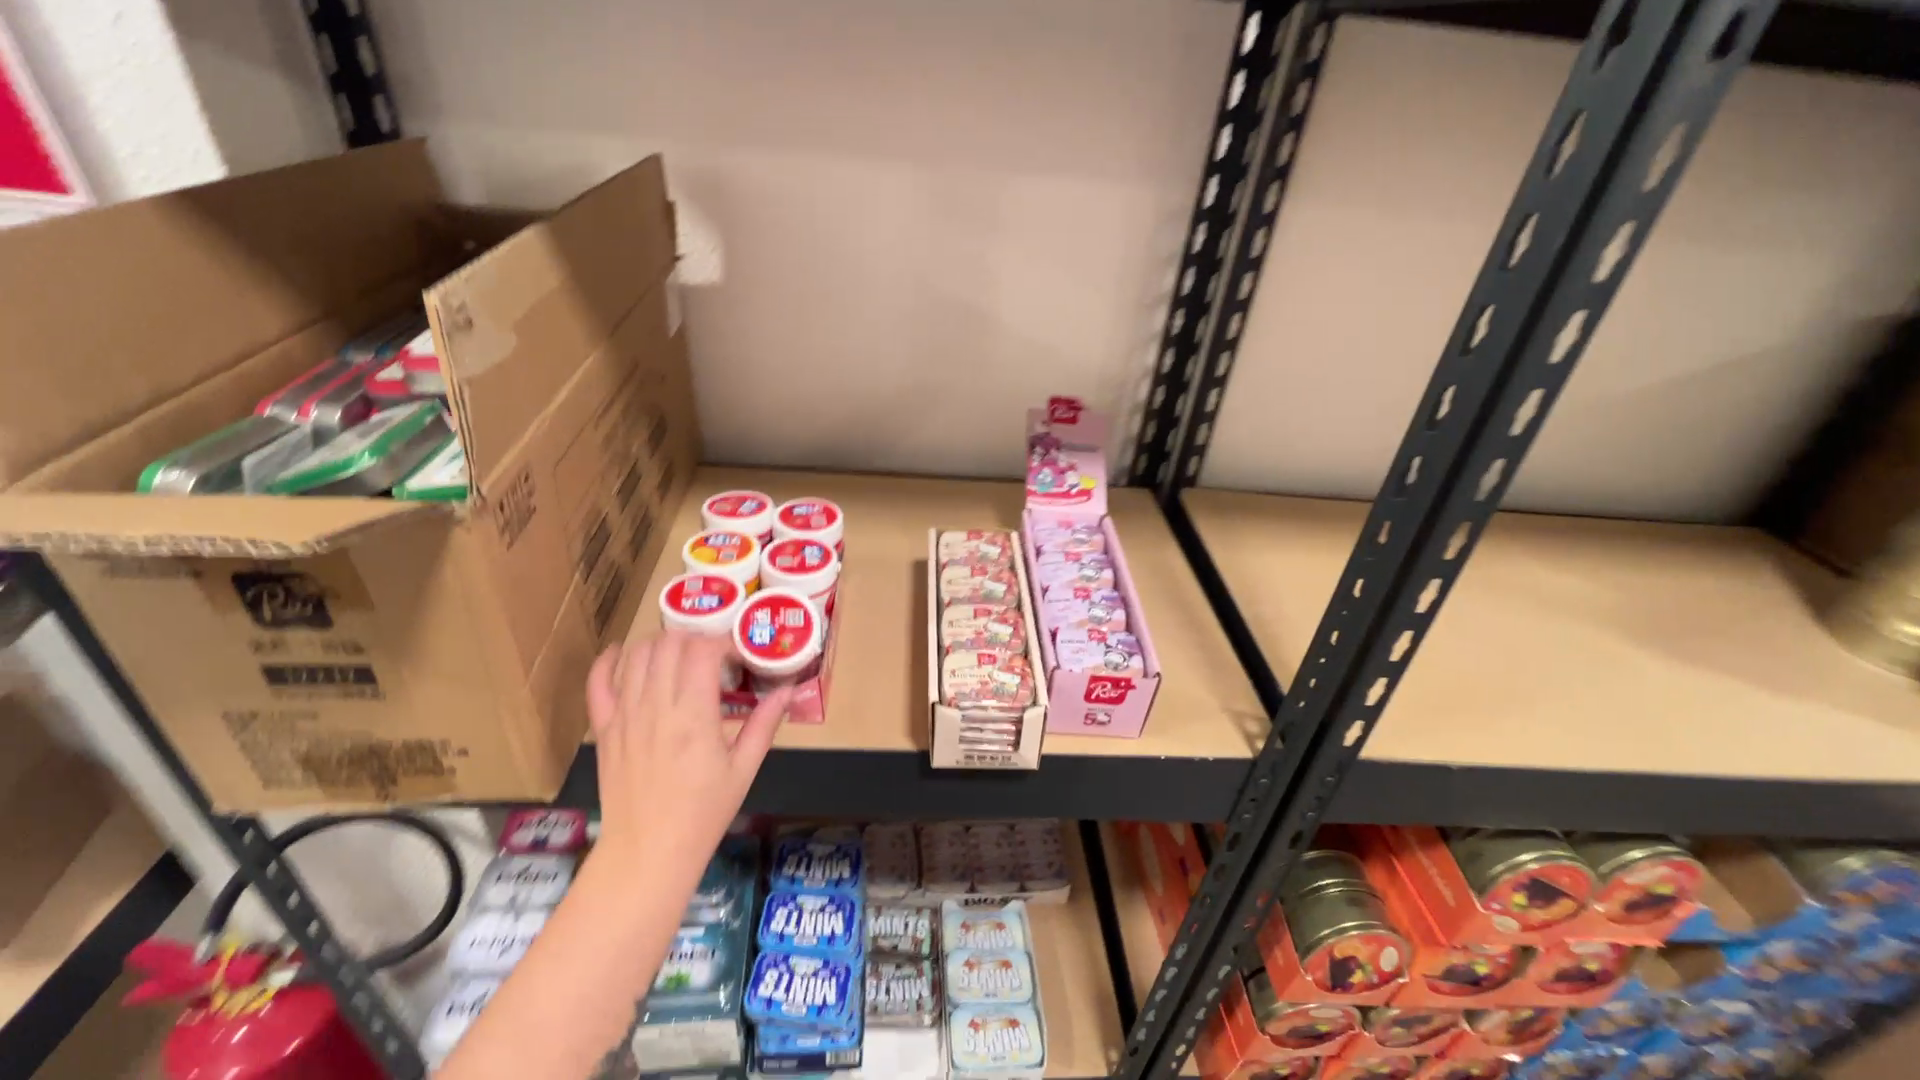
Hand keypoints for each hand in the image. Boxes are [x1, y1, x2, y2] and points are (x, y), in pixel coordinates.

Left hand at [585, 632, 790, 882]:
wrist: (648, 851)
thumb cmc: (703, 813)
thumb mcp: (743, 770)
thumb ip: (764, 725)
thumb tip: (787, 691)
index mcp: (695, 716)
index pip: (703, 651)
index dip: (723, 642)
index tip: (738, 654)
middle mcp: (657, 707)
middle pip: (670, 644)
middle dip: (694, 637)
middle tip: (712, 654)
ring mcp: (625, 715)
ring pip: (637, 655)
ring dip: (661, 644)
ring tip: (679, 655)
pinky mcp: (604, 728)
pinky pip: (598, 682)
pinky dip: (609, 660)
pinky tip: (622, 652)